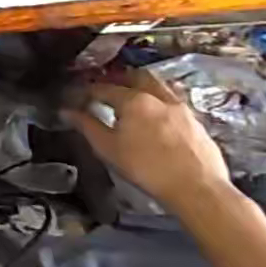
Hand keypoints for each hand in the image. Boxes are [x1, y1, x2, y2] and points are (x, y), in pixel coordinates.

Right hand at [67, 68, 236, 216]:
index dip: (86, 91)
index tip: (75, 97)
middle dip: (120, 79)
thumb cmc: (145, 166)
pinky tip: (156, 120)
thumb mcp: (107, 147)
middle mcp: (160, 98)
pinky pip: (175, 105)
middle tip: (107, 89)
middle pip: (139, 77)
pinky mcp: (199, 124)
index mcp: (134, 100)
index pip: (103, 88)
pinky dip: (160, 105)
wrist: (198, 189)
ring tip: (132, 102)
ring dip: (144, 89)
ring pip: (161, 88)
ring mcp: (183, 110)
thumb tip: (66, 111)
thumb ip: (86, 125)